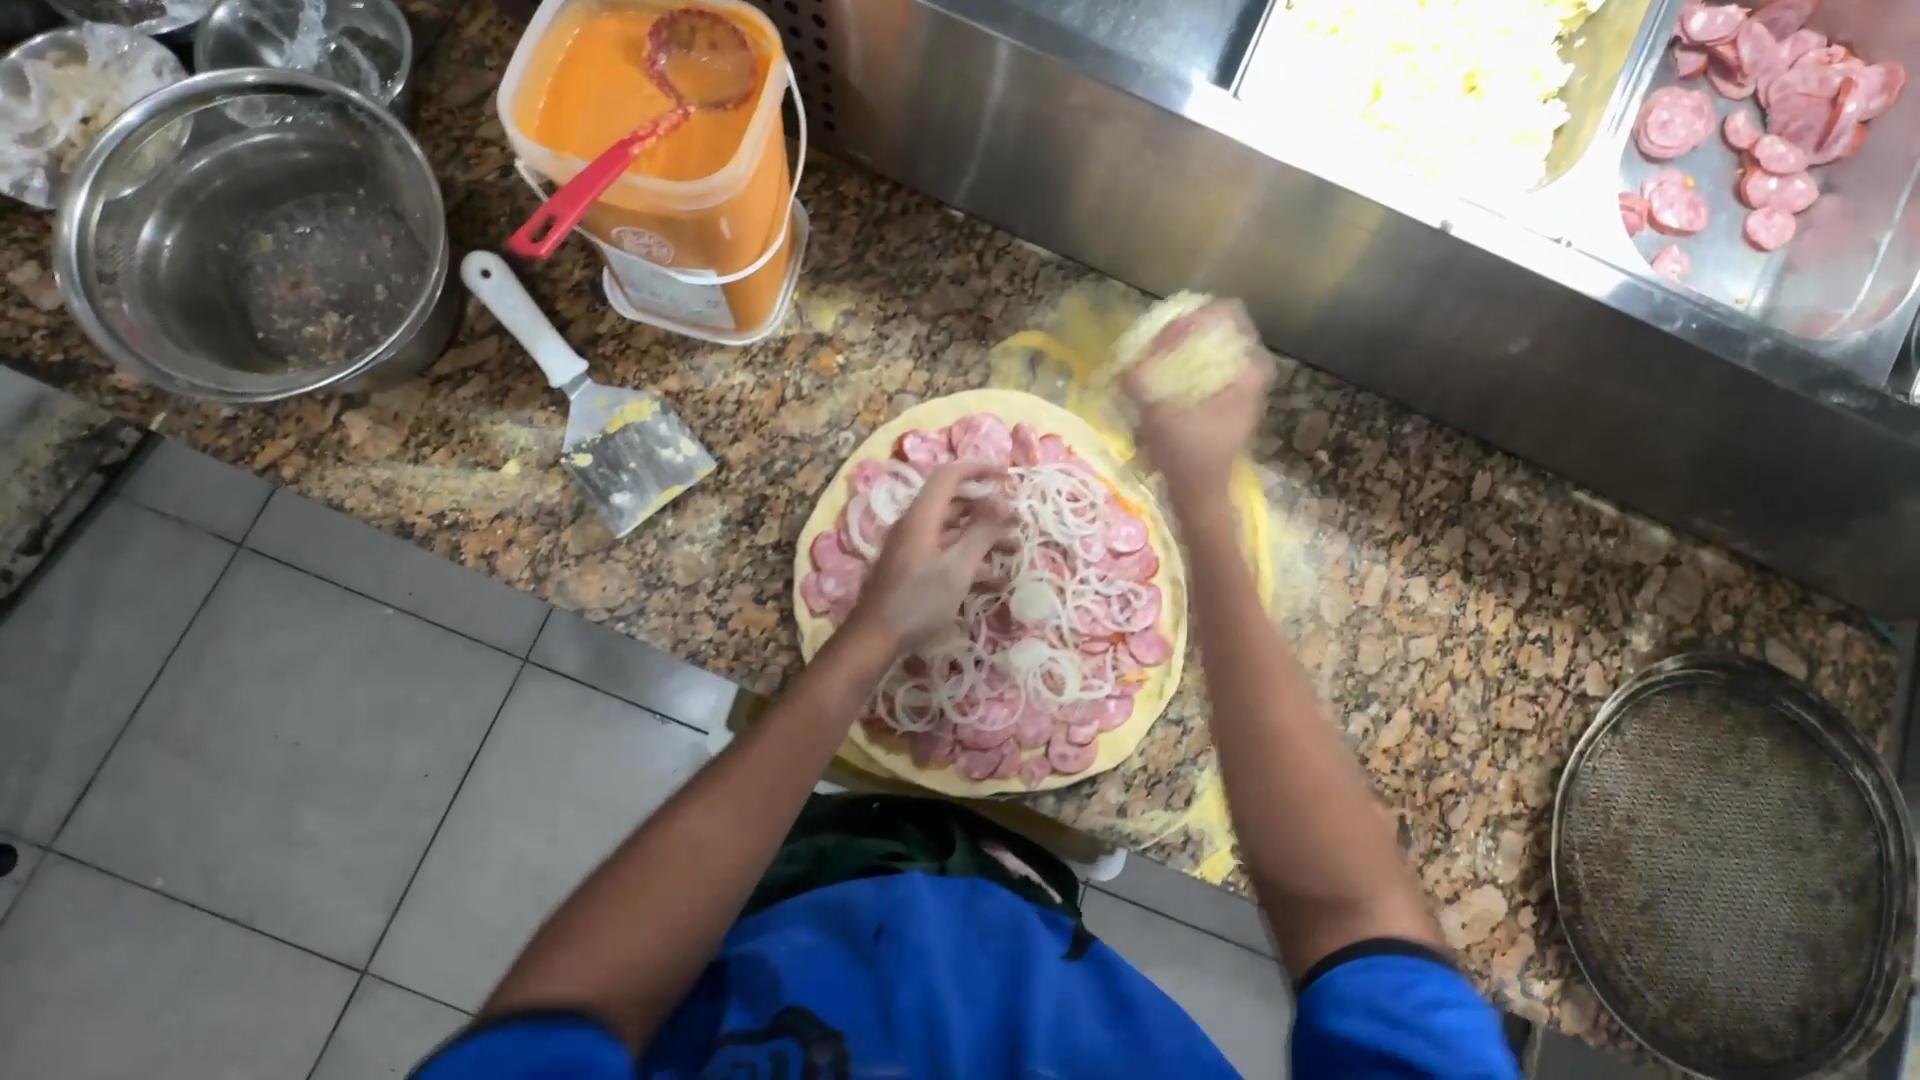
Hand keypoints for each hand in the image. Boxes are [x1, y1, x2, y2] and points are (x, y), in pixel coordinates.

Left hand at [849, 463, 1013, 652]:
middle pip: (954, 504)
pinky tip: (995, 580)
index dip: (979, 469)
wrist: (876, 638)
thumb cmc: (918, 600)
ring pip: (953, 532)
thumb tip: (1002, 504)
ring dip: (984, 537)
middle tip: (1018, 520)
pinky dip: (970, 560)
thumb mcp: (957, 568)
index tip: (1007, 476)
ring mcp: (914, 550)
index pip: (949, 476)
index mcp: (922, 517)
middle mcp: (916, 527)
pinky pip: (946, 555)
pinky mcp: (914, 571)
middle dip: (988, 509)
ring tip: (1014, 549)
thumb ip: (981, 534)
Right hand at [1123, 301, 1272, 509]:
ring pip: (1211, 353)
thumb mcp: (1159, 416)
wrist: (1200, 498)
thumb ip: (1141, 383)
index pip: (1228, 315)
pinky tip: (1159, 384)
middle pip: (1218, 331)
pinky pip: (1206, 373)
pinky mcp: (1226, 408)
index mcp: (1249, 370)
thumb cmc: (1188, 458)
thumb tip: (1125, 366)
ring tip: (1152, 362)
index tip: (1166, 333)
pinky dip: (1183, 372)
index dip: (1194, 316)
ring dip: (1182, 353)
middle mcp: (1252, 376)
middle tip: (1154, 345)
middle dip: (1185, 333)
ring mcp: (1241, 392)